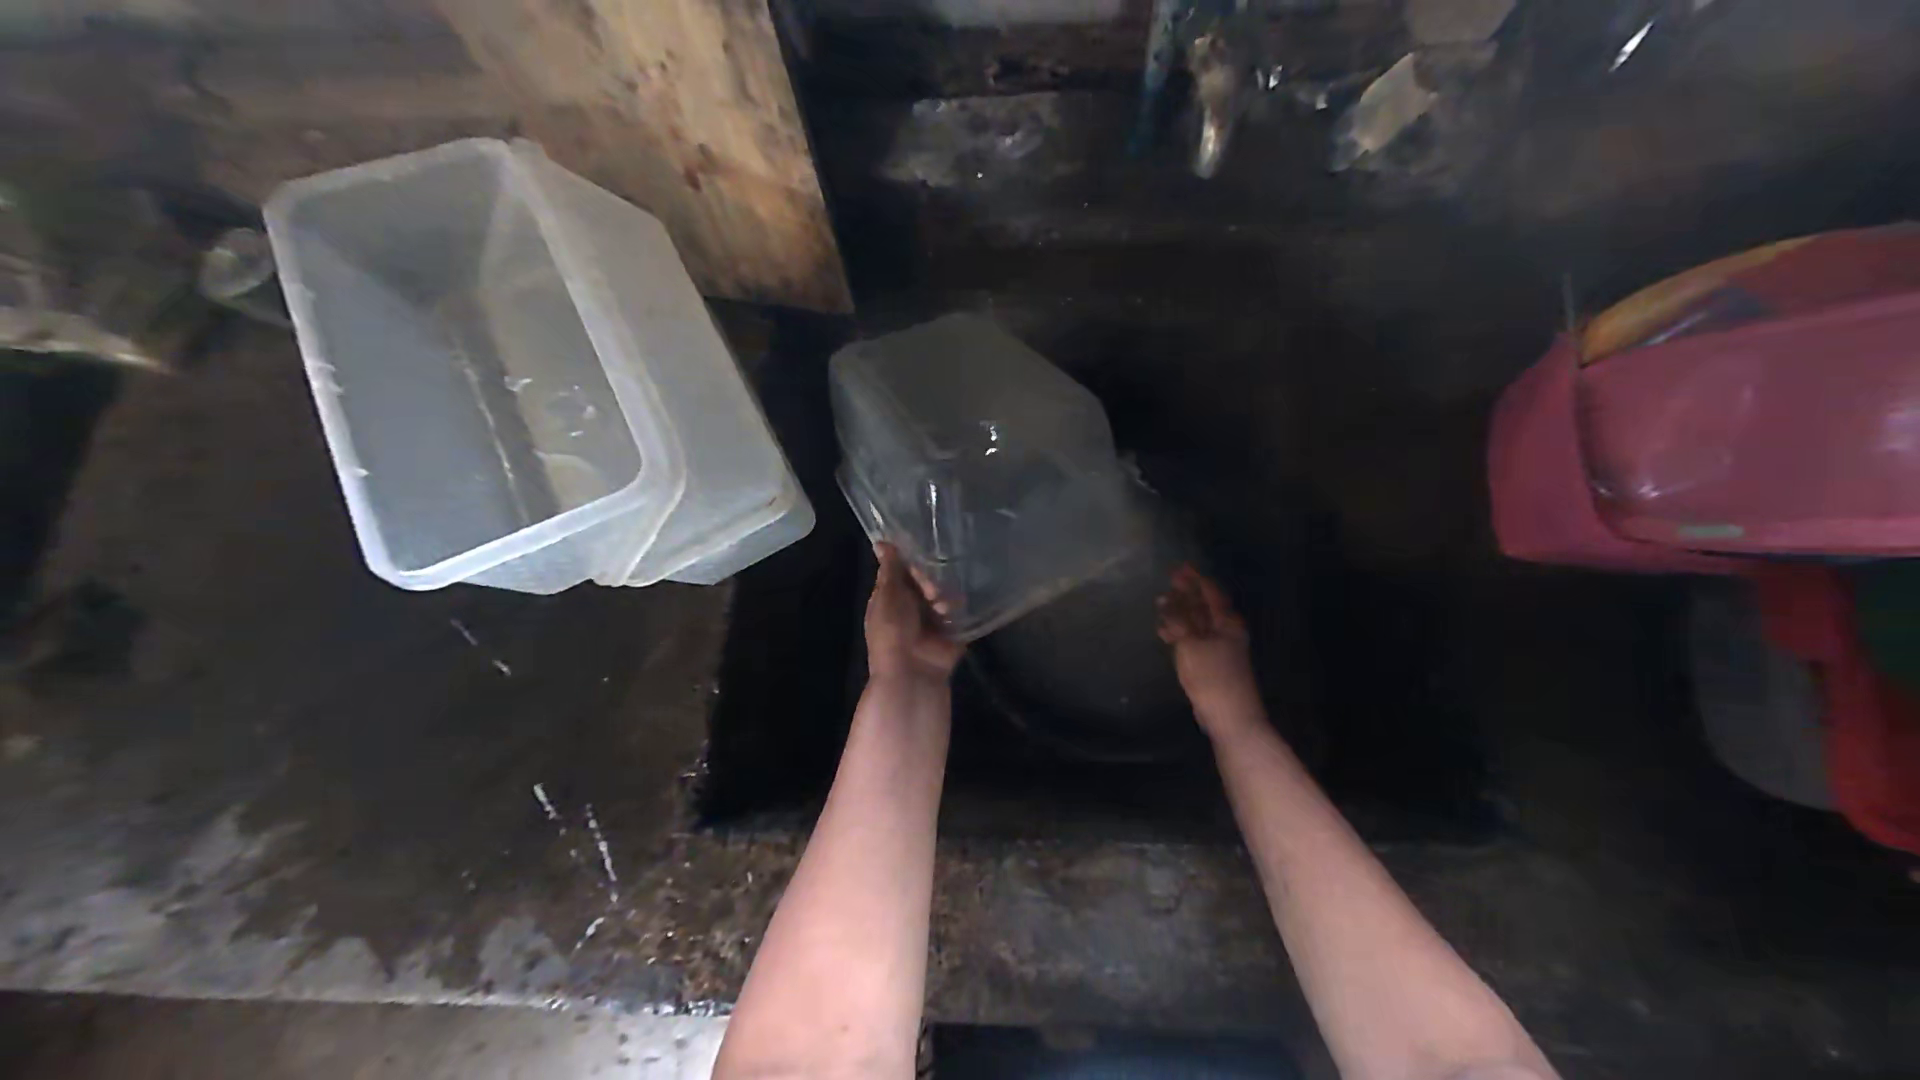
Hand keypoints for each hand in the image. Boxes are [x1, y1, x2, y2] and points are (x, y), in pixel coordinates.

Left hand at [865, 542, 963, 685]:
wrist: (911, 669)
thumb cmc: (892, 629)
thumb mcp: (888, 594)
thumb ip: (890, 568)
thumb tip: (880, 541)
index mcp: (892, 598)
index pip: (905, 571)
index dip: (911, 565)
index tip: (916, 565)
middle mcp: (913, 606)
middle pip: (927, 580)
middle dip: (929, 582)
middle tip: (929, 591)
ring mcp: (934, 619)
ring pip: (945, 593)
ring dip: (943, 597)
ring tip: (939, 608)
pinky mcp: (952, 630)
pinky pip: (960, 610)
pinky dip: (955, 610)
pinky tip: (949, 615)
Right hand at [1157, 564, 1262, 738]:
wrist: (1230, 717)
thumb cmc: (1212, 676)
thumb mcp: (1190, 644)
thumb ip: (1178, 620)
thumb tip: (1167, 599)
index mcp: (1227, 622)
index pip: (1210, 592)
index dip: (1194, 579)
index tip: (1178, 567)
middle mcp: (1226, 630)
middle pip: (1203, 606)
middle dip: (1185, 593)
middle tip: (1168, 582)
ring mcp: (1219, 646)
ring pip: (1197, 622)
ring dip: (1180, 613)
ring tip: (1160, 605)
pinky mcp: (1210, 661)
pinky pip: (1193, 638)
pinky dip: (1180, 632)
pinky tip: (1165, 632)